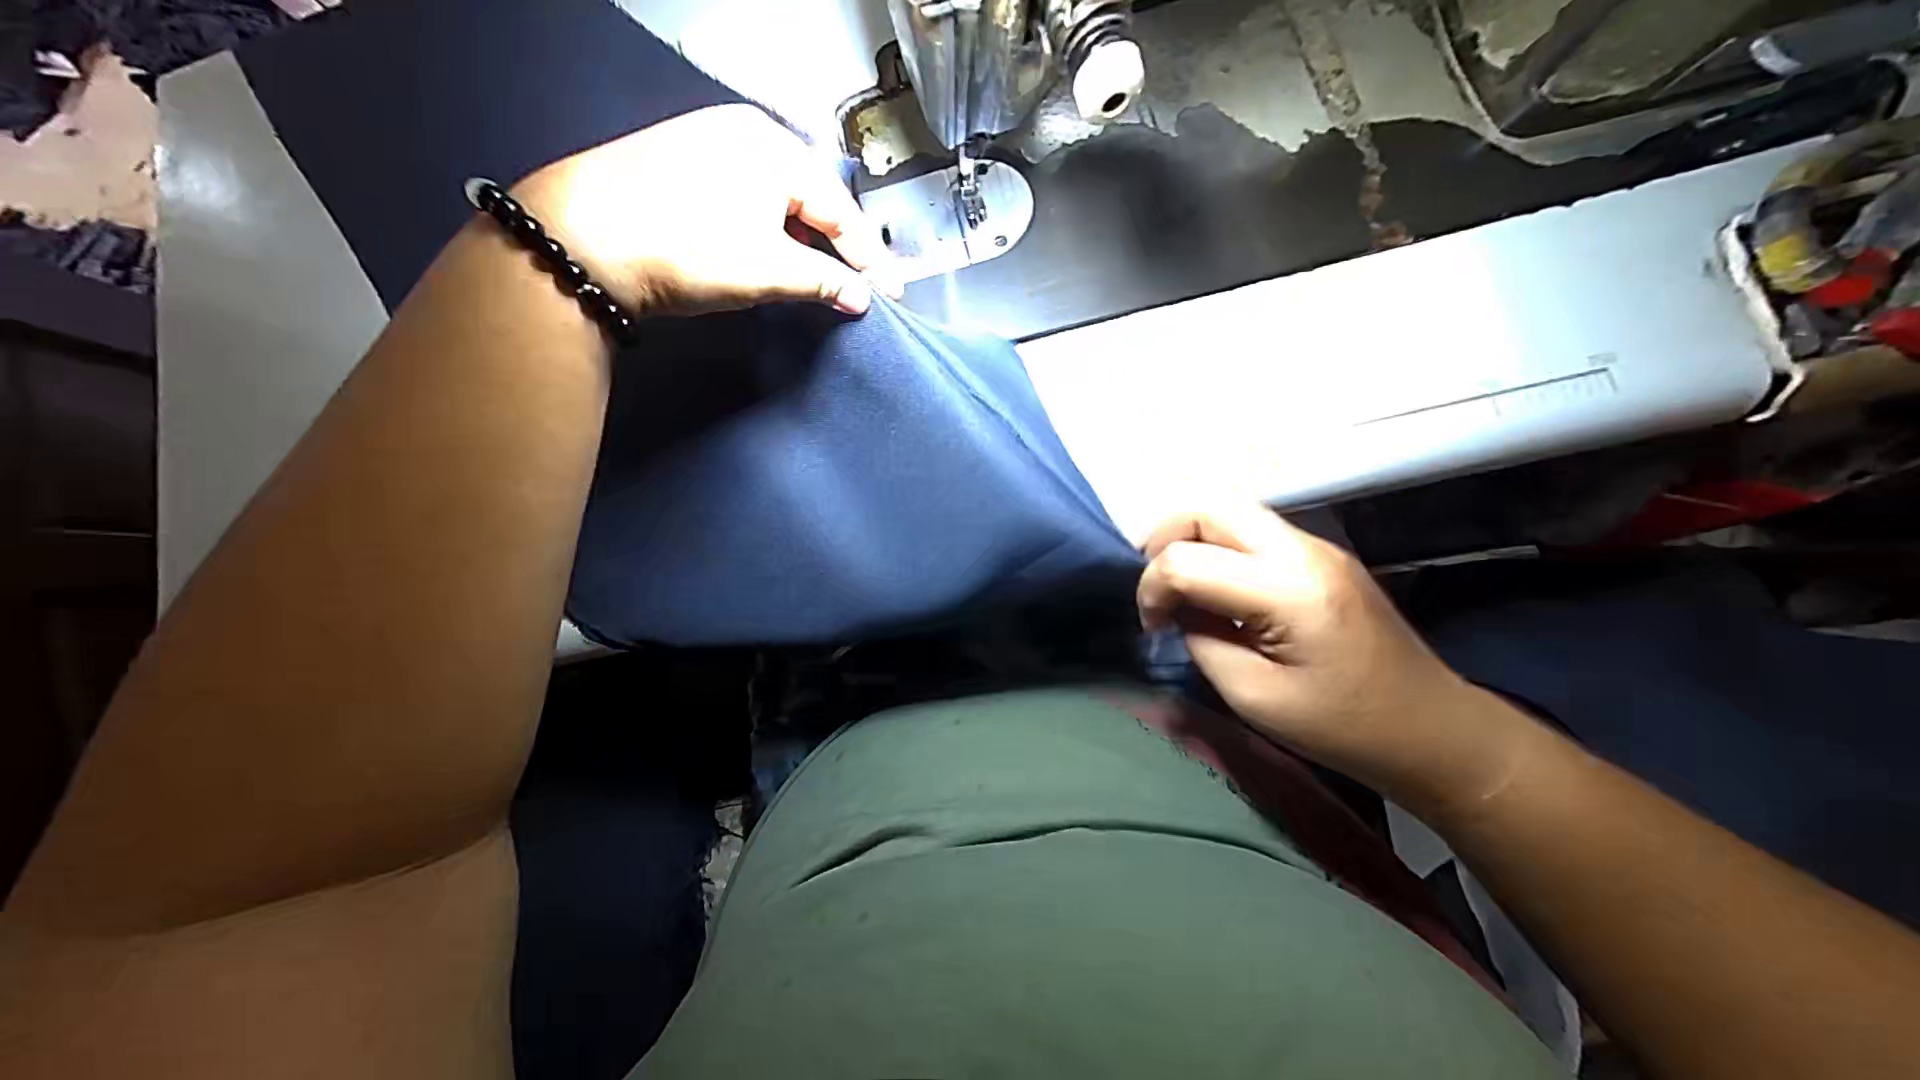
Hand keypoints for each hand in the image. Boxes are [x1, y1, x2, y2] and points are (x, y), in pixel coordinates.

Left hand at [510, 104, 901, 317]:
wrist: (581, 240)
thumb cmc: (689, 249)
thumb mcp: (770, 271)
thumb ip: (826, 282)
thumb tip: (862, 298)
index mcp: (775, 148)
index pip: (841, 210)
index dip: (870, 258)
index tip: (891, 293)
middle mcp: (744, 133)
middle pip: (811, 198)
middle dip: (839, 246)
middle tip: (859, 285)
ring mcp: (706, 143)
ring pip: (776, 198)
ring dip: (802, 240)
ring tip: (820, 276)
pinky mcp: (677, 164)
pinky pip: (744, 197)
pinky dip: (767, 230)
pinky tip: (769, 253)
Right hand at [1137, 506, 1538, 809]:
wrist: (1434, 731)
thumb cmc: (1342, 727)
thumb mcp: (1251, 697)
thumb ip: (1201, 641)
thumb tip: (1177, 609)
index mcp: (1288, 589)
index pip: (1186, 559)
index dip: (1151, 588)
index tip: (1152, 626)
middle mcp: (1303, 550)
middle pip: (1208, 505)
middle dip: (1163, 540)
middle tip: (1157, 590)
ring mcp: (1317, 547)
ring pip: (1230, 511)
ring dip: (1191, 541)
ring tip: (1181, 590)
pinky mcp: (1322, 556)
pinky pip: (1252, 532)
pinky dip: (1218, 550)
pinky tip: (1217, 592)